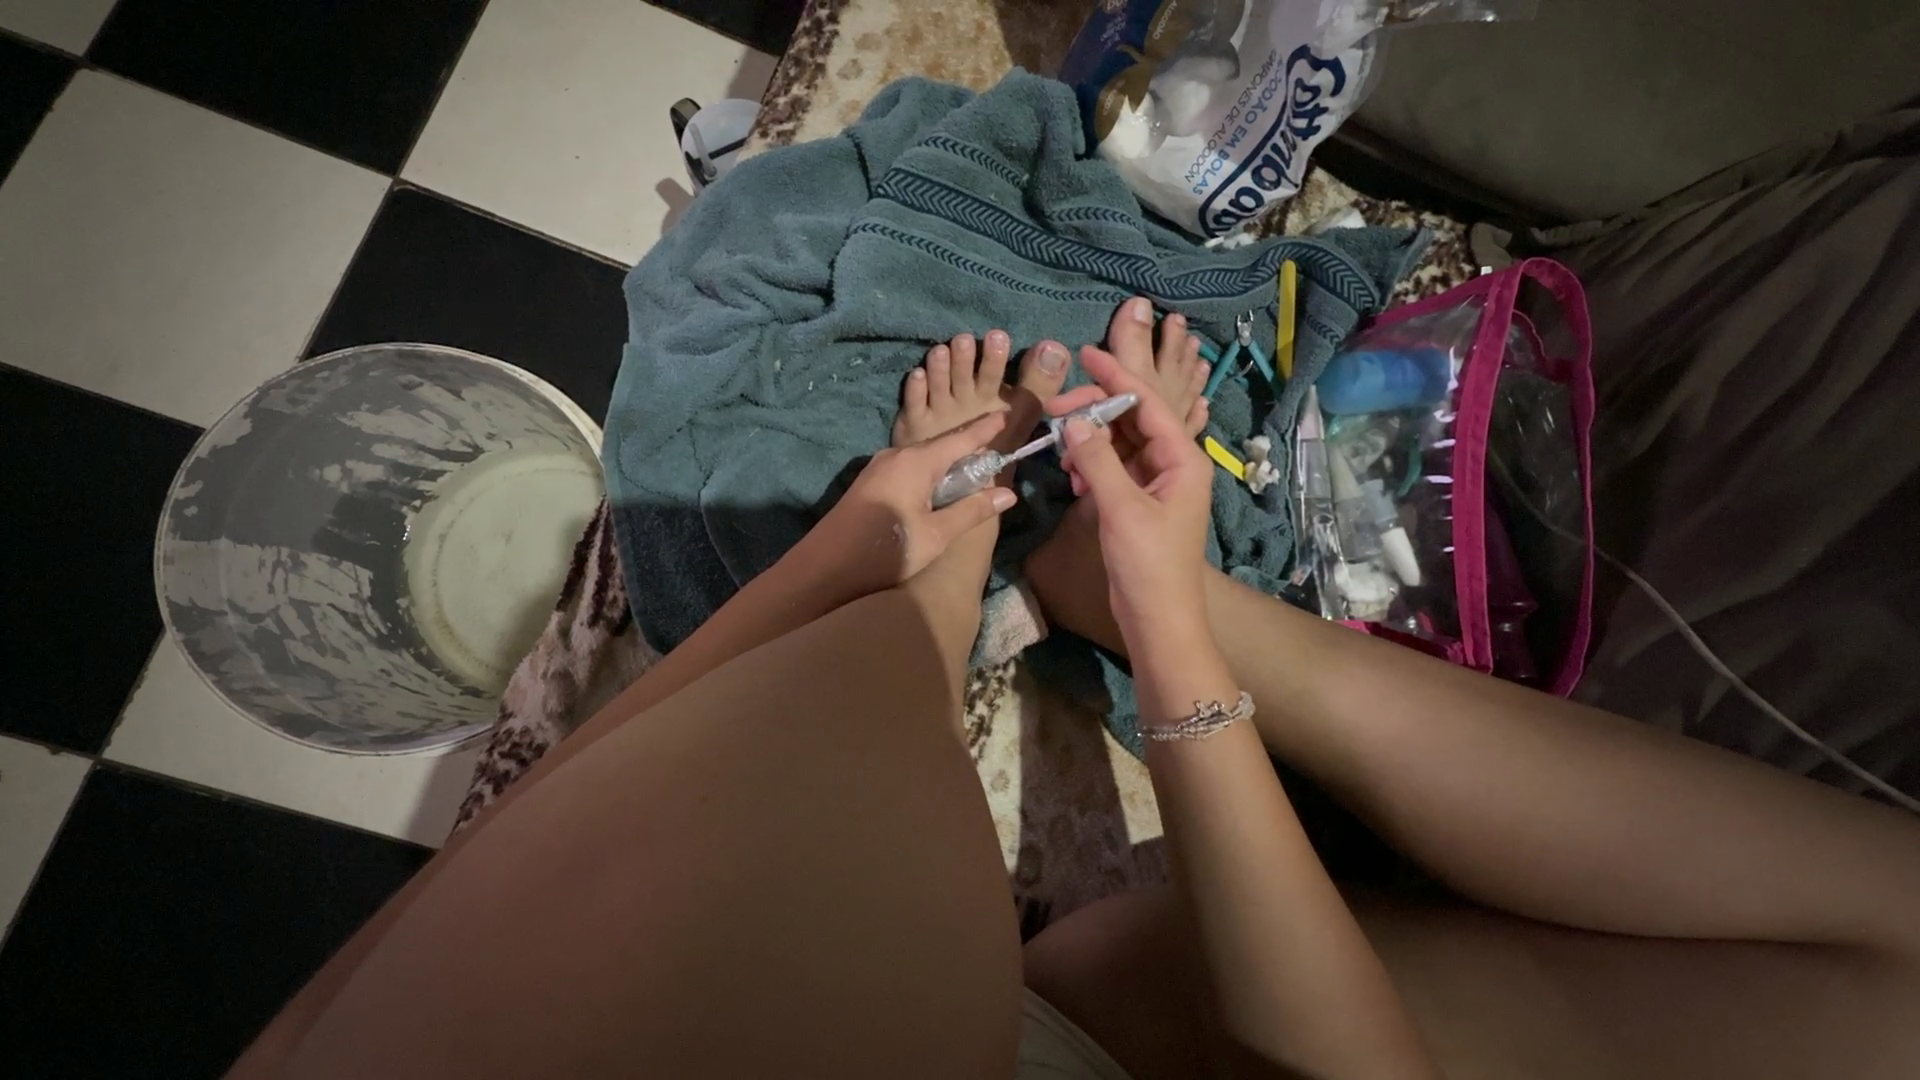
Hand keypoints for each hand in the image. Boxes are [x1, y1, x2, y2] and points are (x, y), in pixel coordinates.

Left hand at [796, 411, 1017, 598]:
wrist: (824, 568)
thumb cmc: (885, 551)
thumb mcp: (936, 535)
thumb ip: (971, 511)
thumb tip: (1007, 493)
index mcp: (916, 462)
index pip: (961, 439)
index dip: (986, 429)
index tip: (1006, 413)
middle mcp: (897, 456)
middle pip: (942, 446)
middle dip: (969, 448)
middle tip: (997, 450)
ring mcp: (880, 468)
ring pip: (925, 459)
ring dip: (949, 465)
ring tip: (974, 473)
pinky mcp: (871, 484)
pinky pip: (910, 470)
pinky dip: (931, 475)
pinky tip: (941, 490)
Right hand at [1049, 345, 1213, 643]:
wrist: (1159, 620)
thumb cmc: (1149, 565)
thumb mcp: (1121, 509)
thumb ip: (1098, 460)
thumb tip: (1074, 420)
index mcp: (1183, 460)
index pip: (1149, 404)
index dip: (1117, 377)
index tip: (1086, 354)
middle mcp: (1172, 464)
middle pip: (1132, 420)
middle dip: (1094, 411)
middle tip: (1053, 410)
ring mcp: (1155, 484)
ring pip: (1119, 443)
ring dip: (1089, 441)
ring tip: (1061, 450)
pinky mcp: (1137, 502)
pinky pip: (1112, 468)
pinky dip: (1091, 465)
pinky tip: (1072, 475)